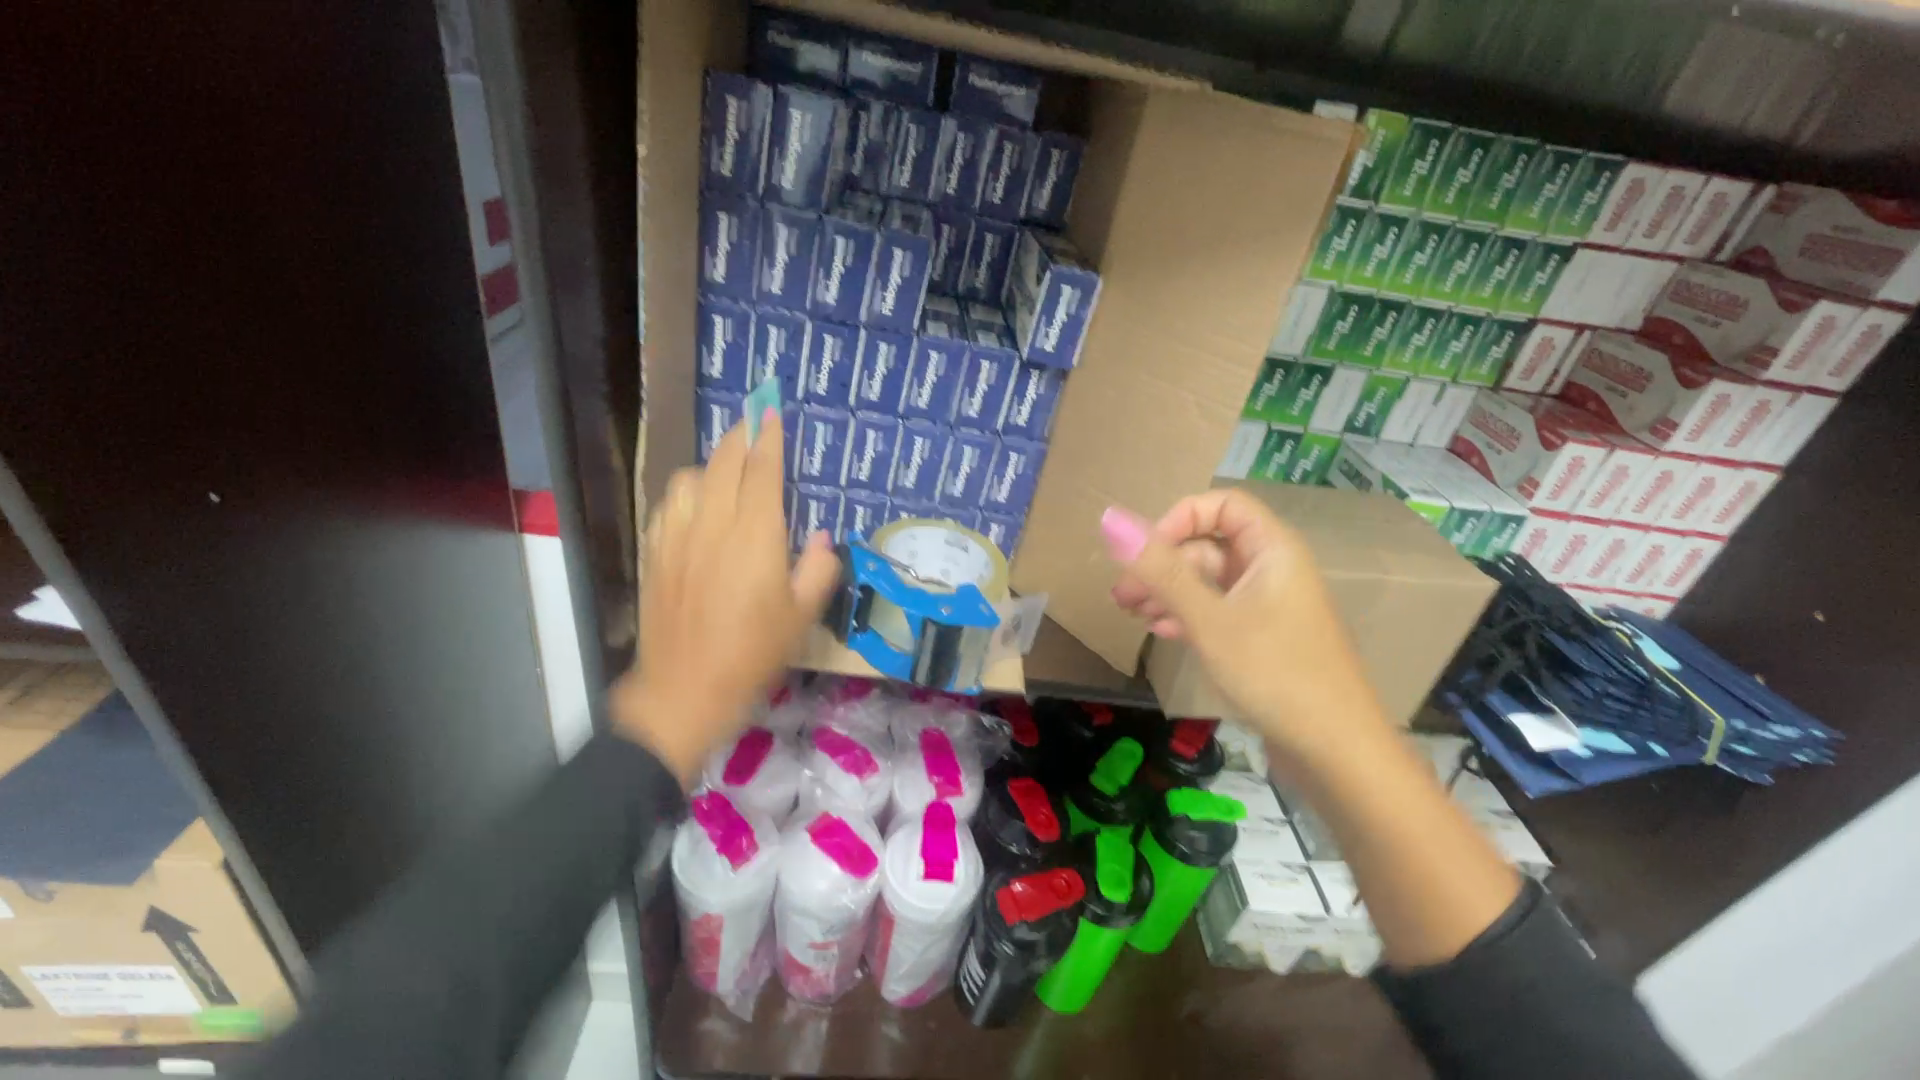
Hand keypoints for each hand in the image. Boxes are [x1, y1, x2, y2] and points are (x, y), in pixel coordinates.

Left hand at [614, 410, 840, 783]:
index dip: (767, 438)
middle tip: (752, 427)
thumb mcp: (801, 617)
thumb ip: (817, 569)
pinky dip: (683, 493)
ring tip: (724, 474)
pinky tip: (693, 507)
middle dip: (739, 438)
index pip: (761, 469)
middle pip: (723, 462)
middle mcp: (713, 524)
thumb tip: (818, 538)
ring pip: (689, 478)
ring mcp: (677, 536)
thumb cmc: (753, 654)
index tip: (771, 413)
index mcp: (755, 535)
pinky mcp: (654, 553)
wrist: (685, 689)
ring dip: (710, 466)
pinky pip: (666, 505)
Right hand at [1102, 492, 1386, 758]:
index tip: (1145, 554)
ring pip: (1210, 582)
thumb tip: (1110, 517)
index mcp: (1272, 549)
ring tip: (1132, 616)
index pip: (1221, 504)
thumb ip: (1160, 570)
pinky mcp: (1263, 639)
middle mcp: (1273, 569)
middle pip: (1209, 545)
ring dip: (1169, 593)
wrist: (1335, 749)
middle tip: (1121, 596)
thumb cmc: (1275, 673)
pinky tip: (1163, 633)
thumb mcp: (1209, 619)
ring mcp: (1269, 606)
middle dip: (1162, 565)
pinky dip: (1188, 616)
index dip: (1179, 519)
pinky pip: (1219, 611)